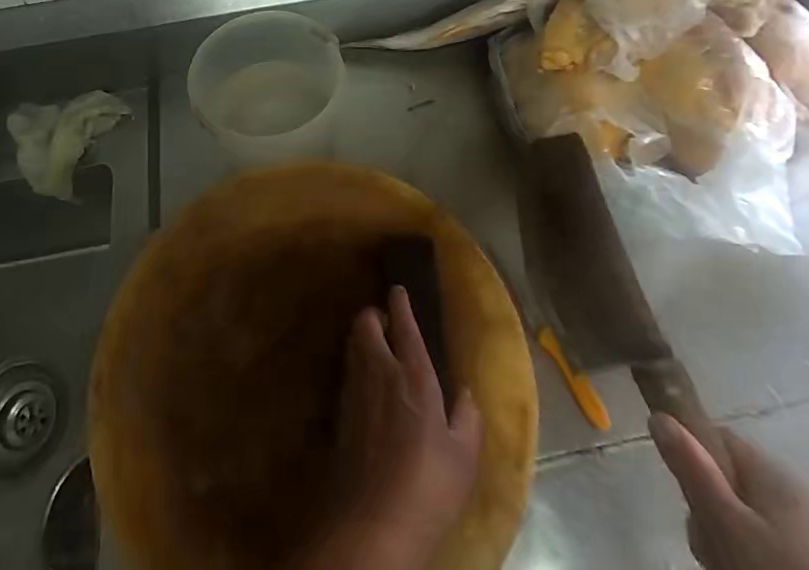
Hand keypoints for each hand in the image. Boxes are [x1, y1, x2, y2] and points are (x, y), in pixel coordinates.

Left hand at [293, 286, 483, 569]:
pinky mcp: (340, 411)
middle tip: (386, 318)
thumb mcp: (465, 456)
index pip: (405, 328)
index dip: (401, 305)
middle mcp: (380, 373)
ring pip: (353, 346)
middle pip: (366, 326)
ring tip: (377, 343)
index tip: (398, 289)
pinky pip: (348, 371)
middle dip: (373, 315)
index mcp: (415, 377)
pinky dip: (357, 362)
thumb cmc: (429, 486)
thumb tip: (464, 392)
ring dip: (363, 336)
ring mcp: (354, 390)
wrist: (372, 519)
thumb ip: (467, 417)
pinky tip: (368, 379)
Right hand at [651, 413, 808, 569]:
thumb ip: (692, 469)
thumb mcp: (725, 522)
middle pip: (729, 479)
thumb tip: (660, 416)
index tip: (681, 488)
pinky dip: (749, 555)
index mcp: (775, 473)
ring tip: (725, 562)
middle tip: (706, 538)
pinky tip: (744, 569)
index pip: (717, 436)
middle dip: (706, 506)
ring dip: (725, 535)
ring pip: (745, 515)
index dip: (690, 453)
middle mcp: (796, 493)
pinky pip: (768, 542)